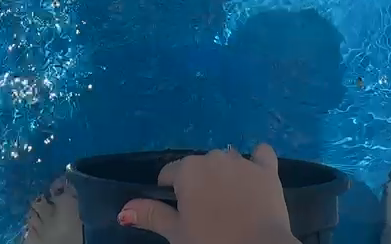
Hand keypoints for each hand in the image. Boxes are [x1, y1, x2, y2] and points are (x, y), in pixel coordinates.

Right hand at [118, 144, 298, 243]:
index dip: (171, 194)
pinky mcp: (267, 169)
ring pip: (226, 161)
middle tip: (204, 216)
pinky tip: (255, 174)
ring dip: (224, 176)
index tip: (180, 215)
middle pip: (198, 167)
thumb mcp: (177, 235)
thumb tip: (123, 209)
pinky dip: (257, 161)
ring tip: (229, 205)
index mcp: (187, 169)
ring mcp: (241, 160)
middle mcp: (212, 156)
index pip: (169, 174)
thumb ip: (151, 215)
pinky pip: (261, 155)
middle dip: (198, 185)